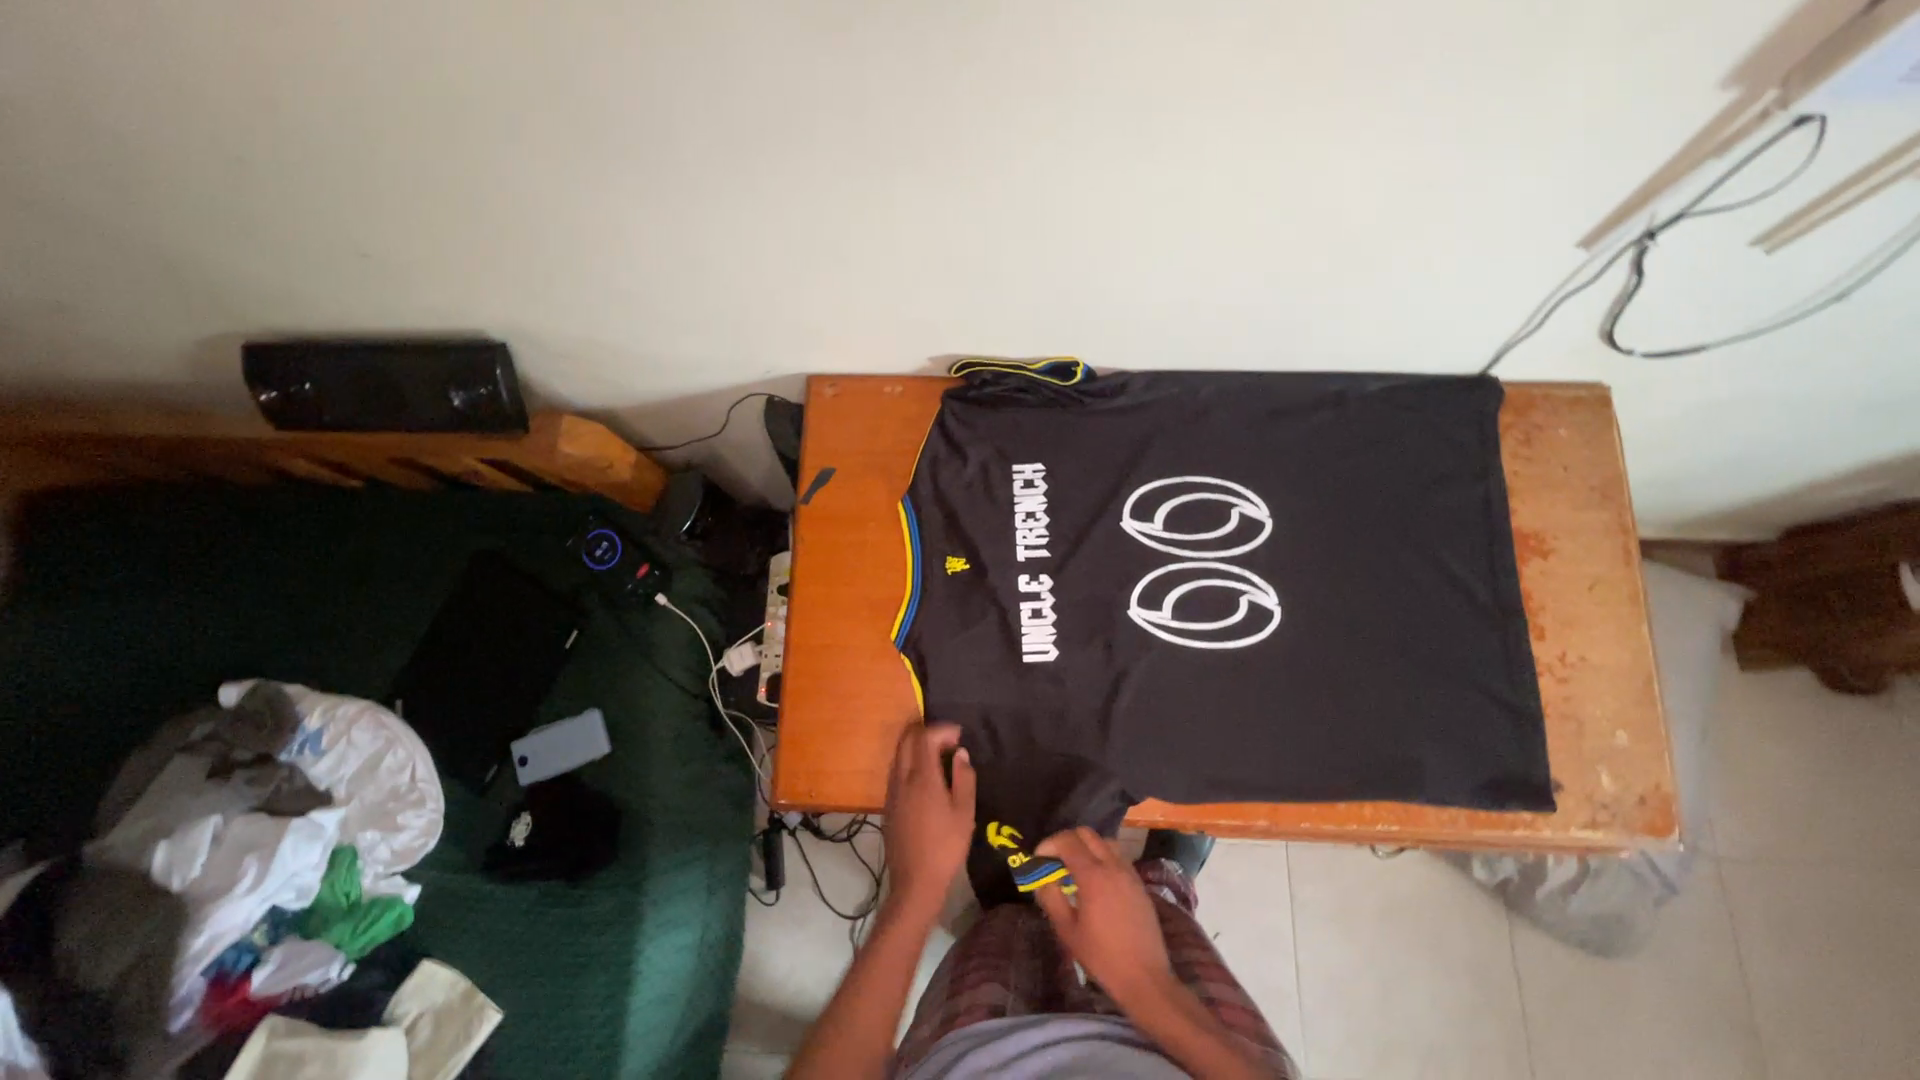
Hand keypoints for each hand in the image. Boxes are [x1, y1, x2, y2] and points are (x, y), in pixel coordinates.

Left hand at [881, 722, 975, 915]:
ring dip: (917, 747)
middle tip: (949, 741)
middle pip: (906, 740)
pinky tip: (927, 779)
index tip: (959, 735)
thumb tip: (960, 753)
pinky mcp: (888, 806)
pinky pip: (896, 772)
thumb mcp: (965, 813)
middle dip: (926, 732)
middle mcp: (901, 779)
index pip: (925, 737)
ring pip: (899, 755)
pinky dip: (910, 763)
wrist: (915, 882)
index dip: (942, 730)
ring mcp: (891, 792)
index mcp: (921, 778)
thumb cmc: (946, 847)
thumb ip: (964, 778)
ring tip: (940, 757)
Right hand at [1032, 827, 1176, 1009]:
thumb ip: (1051, 899)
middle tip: (1054, 862)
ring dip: (1087, 848)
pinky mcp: (1140, 885)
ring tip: (1075, 871)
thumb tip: (1043, 881)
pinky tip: (1097, 884)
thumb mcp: (1067, 931)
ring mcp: (1130, 874)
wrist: (1144, 978)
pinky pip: (1119, 858)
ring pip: (1106, 843)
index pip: (1068, 841)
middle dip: (1067, 841)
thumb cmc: (1102, 957)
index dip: (1048, 844)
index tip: (1038, 860)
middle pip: (1087, 834)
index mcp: (1093, 876)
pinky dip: (1104, 859)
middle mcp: (1114, 867)